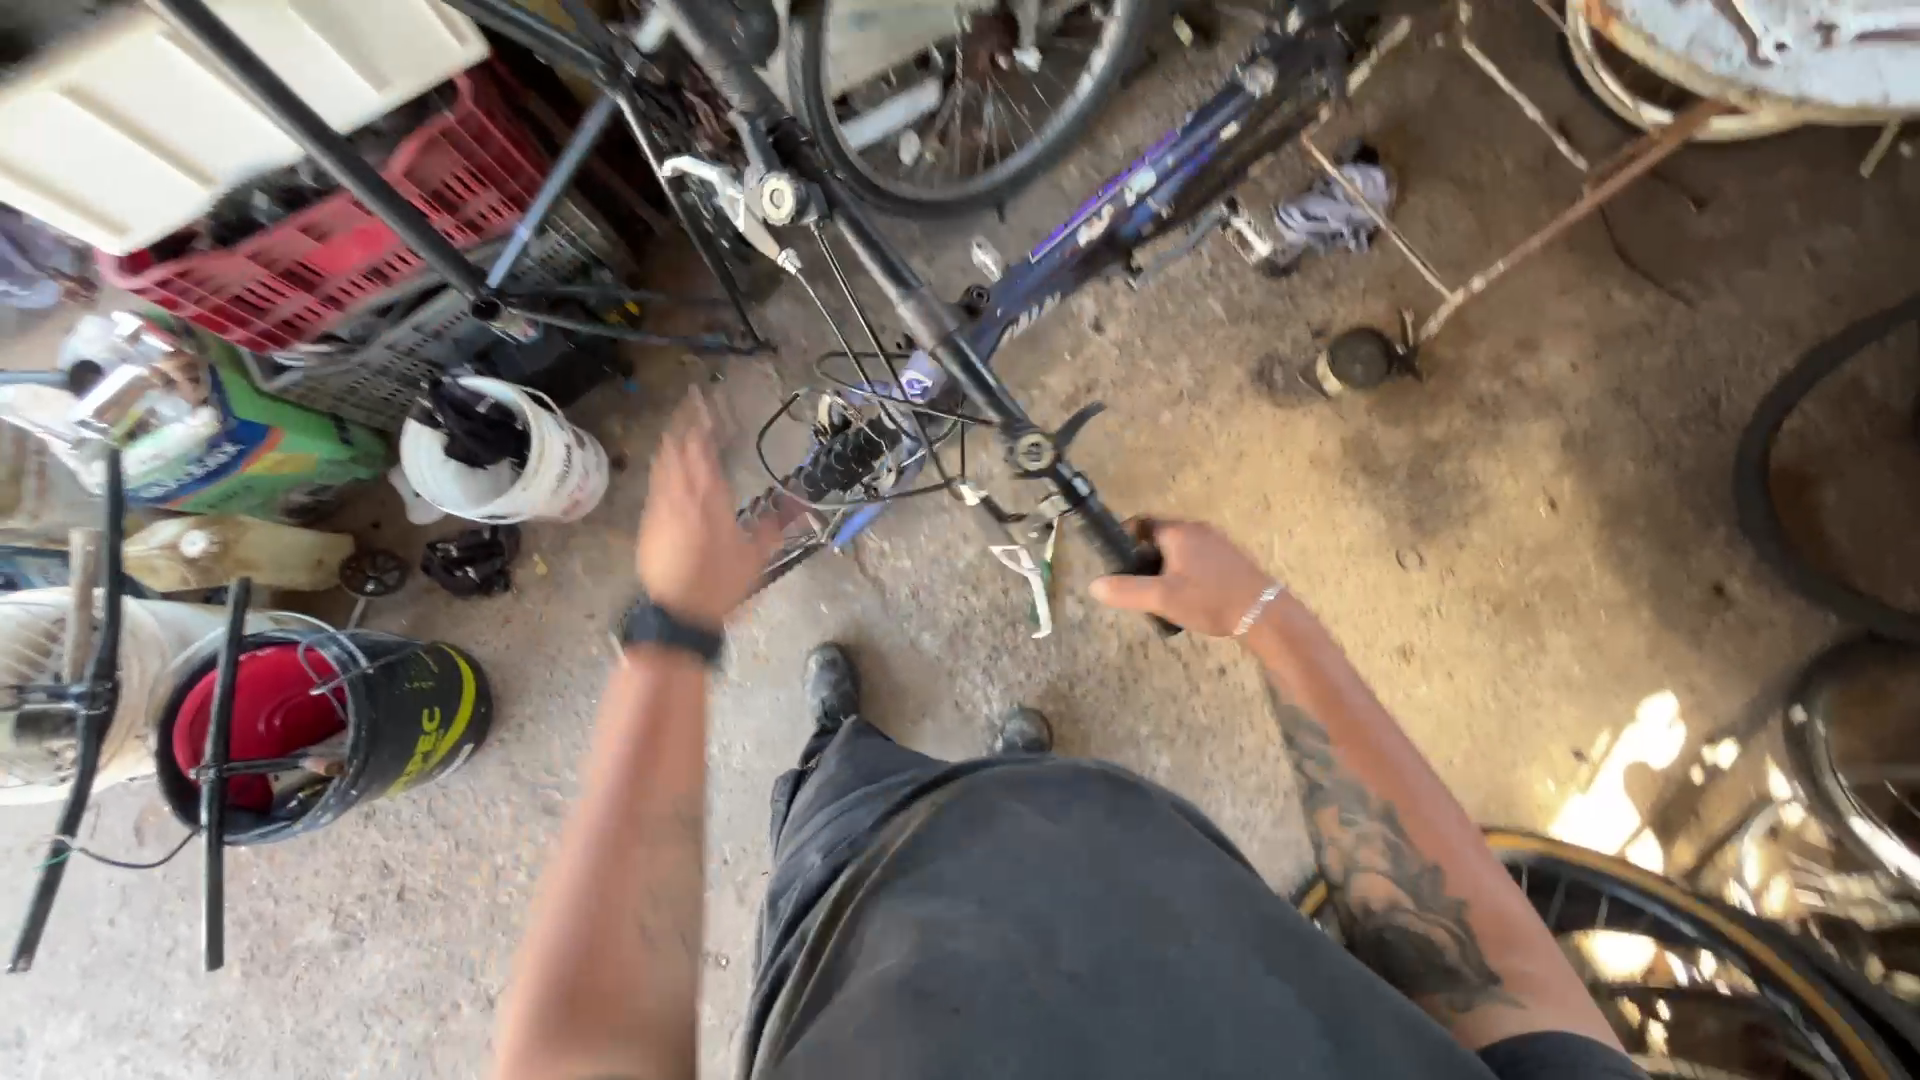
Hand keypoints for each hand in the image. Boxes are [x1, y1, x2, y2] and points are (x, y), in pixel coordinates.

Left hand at [635, 391, 781, 627]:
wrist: (678, 612)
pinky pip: (656, 481)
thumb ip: (774, 525)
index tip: (710, 403)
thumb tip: (799, 503)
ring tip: (680, 420)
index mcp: (712, 500)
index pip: (706, 451)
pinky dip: (663, 463)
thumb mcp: (756, 557)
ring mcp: (662, 507)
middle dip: (687, 421)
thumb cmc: (720, 585)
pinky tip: (666, 459)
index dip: (706, 424)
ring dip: (672, 438)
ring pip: (664, 461)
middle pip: (680, 448)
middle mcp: (683, 496)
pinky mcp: (649, 521)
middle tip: (694, 400)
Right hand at [1088, 519, 1276, 636]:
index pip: (1141, 523)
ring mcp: (1218, 542)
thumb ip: (1126, 591)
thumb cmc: (1210, 600)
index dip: (1123, 539)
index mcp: (1179, 532)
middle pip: (1159, 537)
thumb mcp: (1162, 598)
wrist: (1264, 614)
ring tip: (1160, 596)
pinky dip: (1185, 572)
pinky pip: (1197, 558)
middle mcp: (1198, 529)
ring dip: (1165, 568)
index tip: (1115, 562)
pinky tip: (1188, 598)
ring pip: (1179, 549)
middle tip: (1137, 586)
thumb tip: (1094, 585)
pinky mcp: (1231, 558)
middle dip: (1144, 559)